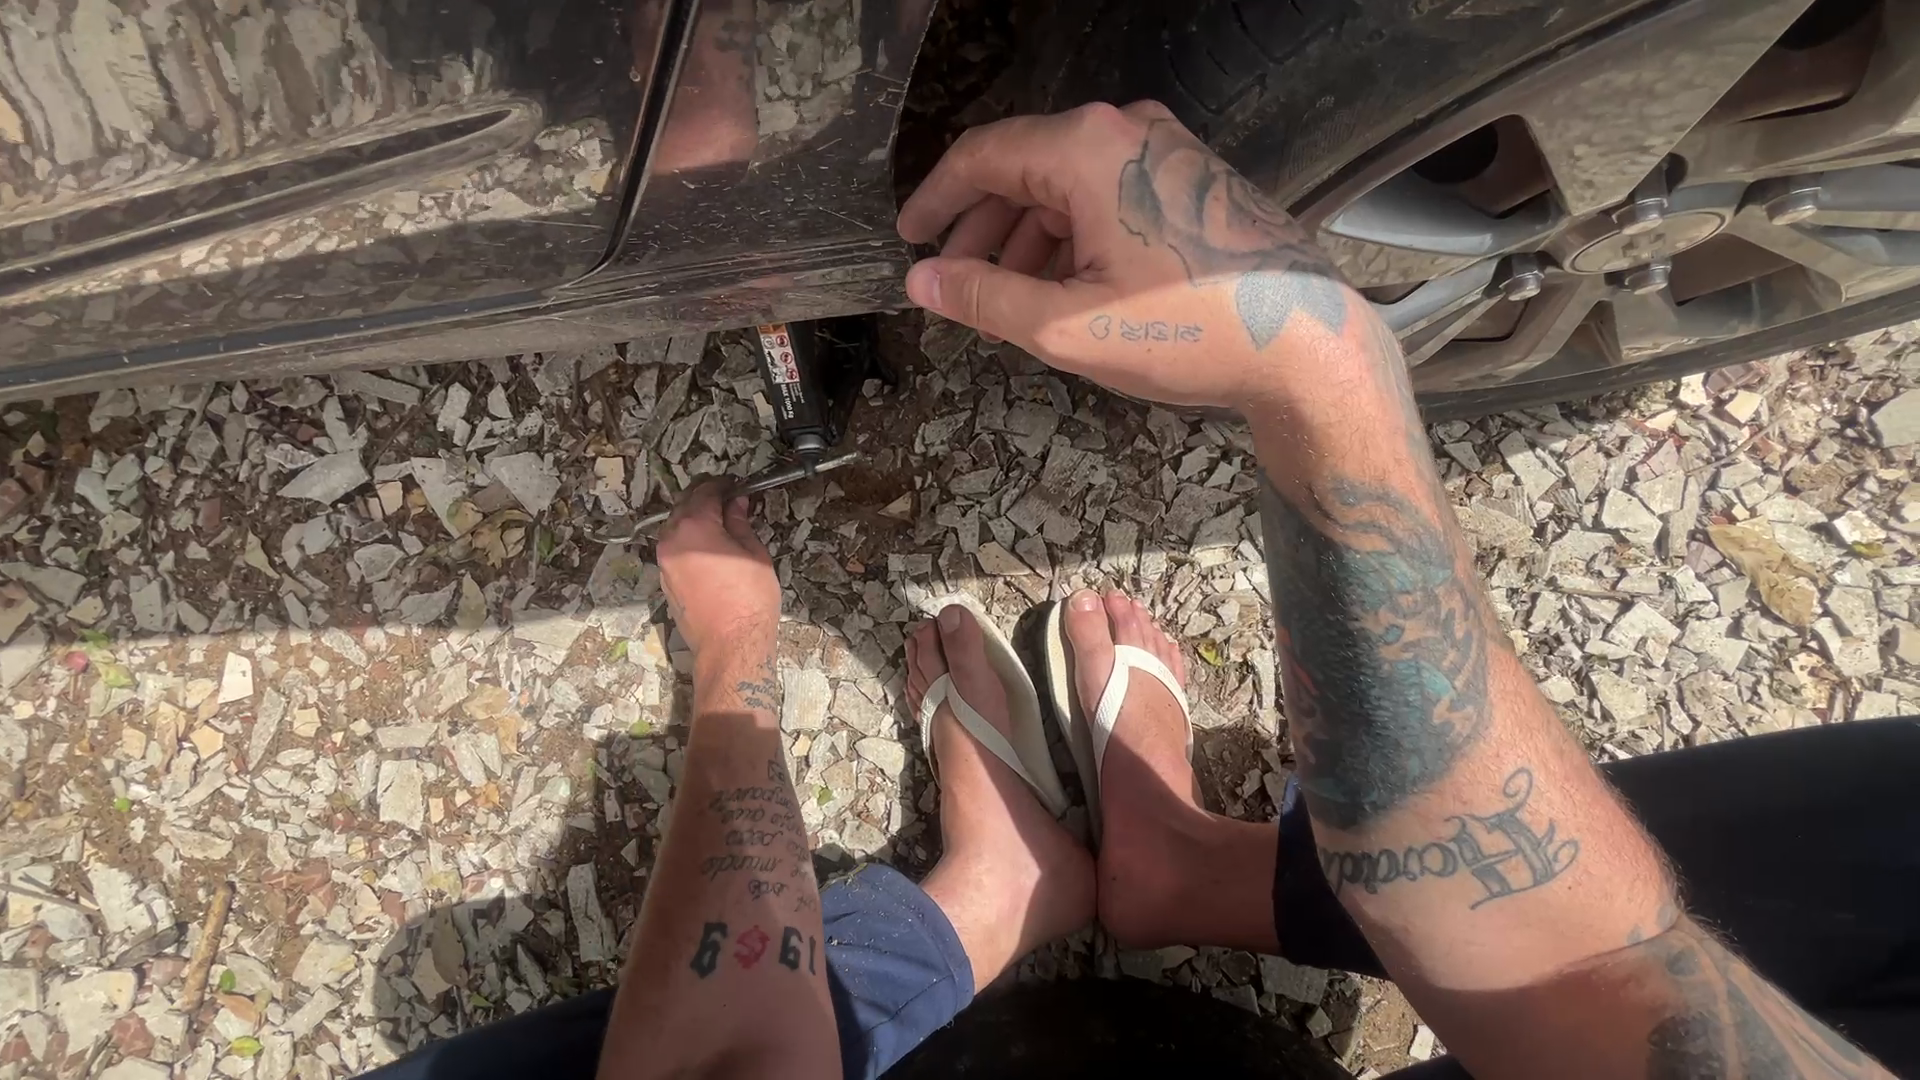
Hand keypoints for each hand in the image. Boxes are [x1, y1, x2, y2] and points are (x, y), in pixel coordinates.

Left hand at [656, 480, 779, 659]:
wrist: (730, 643)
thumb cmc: (749, 598)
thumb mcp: (754, 553)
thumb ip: (740, 524)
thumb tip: (736, 505)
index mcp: (694, 526)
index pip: (705, 492)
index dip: (723, 485)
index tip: (737, 485)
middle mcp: (671, 539)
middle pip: (685, 505)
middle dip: (706, 498)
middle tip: (730, 499)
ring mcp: (664, 561)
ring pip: (676, 527)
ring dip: (696, 518)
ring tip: (722, 522)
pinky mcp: (665, 579)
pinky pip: (675, 548)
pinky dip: (690, 539)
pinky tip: (711, 546)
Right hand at [896, 101, 1366, 409]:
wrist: (1303, 343)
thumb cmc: (1184, 332)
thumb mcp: (1065, 327)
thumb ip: (984, 299)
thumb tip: (922, 280)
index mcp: (1088, 150)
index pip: (983, 156)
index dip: (936, 200)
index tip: (910, 238)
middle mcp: (1125, 132)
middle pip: (1023, 169)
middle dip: (981, 230)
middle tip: (954, 282)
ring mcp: (1163, 153)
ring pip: (1064, 188)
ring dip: (1025, 241)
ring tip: (1005, 300)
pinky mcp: (1187, 182)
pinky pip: (1104, 200)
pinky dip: (1069, 241)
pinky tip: (1061, 288)